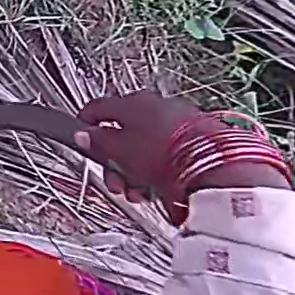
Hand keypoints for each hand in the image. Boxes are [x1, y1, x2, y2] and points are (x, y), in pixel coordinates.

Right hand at [74, 90, 288, 201]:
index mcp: (132, 103)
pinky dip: (157, 169)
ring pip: (144, 146)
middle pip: (122, 132)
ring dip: (133, 169)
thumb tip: (83, 135)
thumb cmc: (164, 154)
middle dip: (113, 160)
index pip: (98, 107)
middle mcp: (155, 106)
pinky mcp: (196, 138)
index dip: (85, 123)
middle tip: (113, 179)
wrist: (214, 168)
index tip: (81, 137)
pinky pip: (166, 153)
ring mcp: (177, 121)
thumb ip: (97, 142)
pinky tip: (156, 188)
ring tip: (136, 191)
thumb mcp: (118, 150)